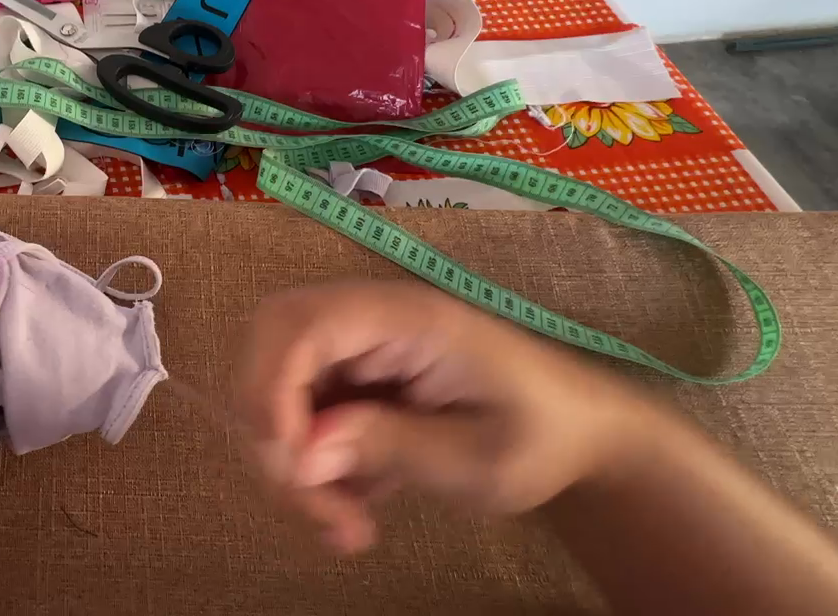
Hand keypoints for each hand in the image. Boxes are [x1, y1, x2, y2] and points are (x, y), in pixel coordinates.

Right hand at [235, 280, 662, 552]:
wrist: (569, 427)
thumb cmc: (538, 433)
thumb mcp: (480, 458)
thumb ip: (390, 445)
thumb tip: (301, 455)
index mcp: (398, 316)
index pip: (302, 325)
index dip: (275, 388)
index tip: (293, 465)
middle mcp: (358, 315)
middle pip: (269, 343)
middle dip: (270, 425)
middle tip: (311, 500)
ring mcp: (346, 341)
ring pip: (270, 380)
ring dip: (287, 456)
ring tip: (341, 521)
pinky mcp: (340, 371)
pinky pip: (293, 408)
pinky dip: (305, 463)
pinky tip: (346, 505)